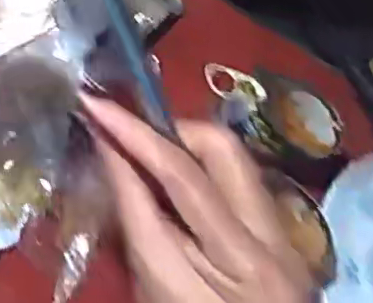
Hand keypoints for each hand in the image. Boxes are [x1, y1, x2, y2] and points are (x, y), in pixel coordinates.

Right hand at [84, 96, 313, 302]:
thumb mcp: (152, 272)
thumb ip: (131, 202)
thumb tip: (103, 138)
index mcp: (247, 257)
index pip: (182, 171)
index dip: (130, 129)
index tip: (89, 100)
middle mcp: (278, 237)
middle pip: (224, 148)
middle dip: (168, 129)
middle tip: (126, 136)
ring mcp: (284, 237)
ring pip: (230, 159)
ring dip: (179, 146)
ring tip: (141, 156)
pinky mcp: (276, 238)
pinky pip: (231, 180)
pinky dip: (192, 167)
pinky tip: (165, 182)